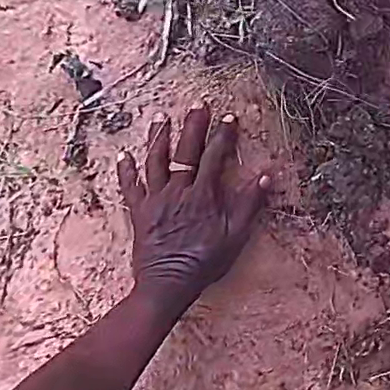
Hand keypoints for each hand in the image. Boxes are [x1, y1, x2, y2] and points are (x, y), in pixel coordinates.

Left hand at [116, 106, 270, 306]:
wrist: (167, 283)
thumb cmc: (204, 261)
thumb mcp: (236, 235)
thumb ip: (250, 204)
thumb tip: (265, 176)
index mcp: (203, 195)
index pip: (214, 156)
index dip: (223, 135)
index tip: (229, 117)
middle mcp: (177, 190)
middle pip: (185, 151)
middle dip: (193, 126)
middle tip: (198, 105)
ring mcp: (155, 199)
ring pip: (155, 161)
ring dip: (159, 138)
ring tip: (161, 118)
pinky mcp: (139, 211)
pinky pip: (130, 186)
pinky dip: (126, 170)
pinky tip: (124, 155)